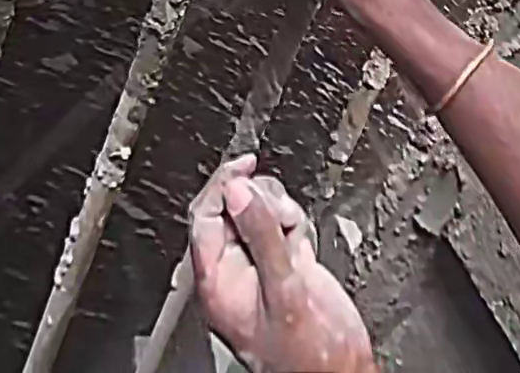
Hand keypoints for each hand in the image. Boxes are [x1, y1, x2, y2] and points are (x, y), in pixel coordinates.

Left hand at [190, 155, 374, 372]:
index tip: (245, 165)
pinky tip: (301, 245)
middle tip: (281, 219)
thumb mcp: (286, 290)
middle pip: (233, 205)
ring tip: (293, 238)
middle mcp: (233, 270)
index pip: (206, 215)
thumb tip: (237, 189)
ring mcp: (258, 264)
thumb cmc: (313, 358)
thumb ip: (261, 236)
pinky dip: (293, 223)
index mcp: (218, 281)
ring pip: (258, 209)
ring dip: (280, 212)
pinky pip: (280, 222)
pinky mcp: (282, 261)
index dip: (223, 185)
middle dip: (262, 202)